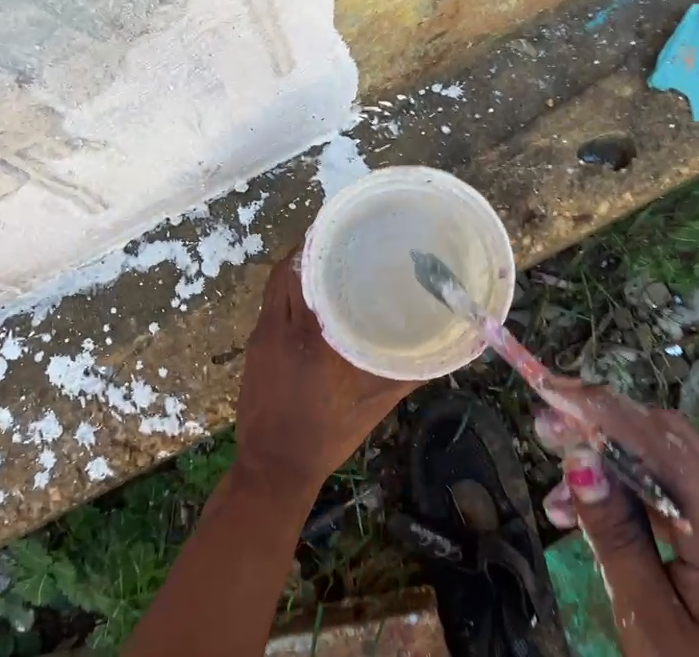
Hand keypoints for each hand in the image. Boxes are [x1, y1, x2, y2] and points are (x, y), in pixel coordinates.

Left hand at [231, 252, 421, 493]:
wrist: (272, 467)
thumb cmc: (326, 438)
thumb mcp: (372, 408)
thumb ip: (405, 376)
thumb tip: (445, 354)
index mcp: (311, 339)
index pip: (308, 276)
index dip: (320, 247)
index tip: (344, 229)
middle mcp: (281, 329)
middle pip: (285, 271)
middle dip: (306, 250)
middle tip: (336, 239)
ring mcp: (262, 337)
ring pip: (273, 286)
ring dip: (293, 269)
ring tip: (323, 260)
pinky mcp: (253, 347)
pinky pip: (269, 305)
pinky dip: (285, 291)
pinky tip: (307, 296)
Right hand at [533, 380, 698, 656]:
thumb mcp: (647, 620)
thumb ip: (615, 536)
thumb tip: (578, 457)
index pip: (658, 446)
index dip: (600, 410)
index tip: (546, 390)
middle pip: (670, 441)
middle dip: (603, 420)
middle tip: (544, 425)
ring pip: (672, 462)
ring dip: (613, 453)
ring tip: (557, 479)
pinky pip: (679, 494)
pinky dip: (632, 484)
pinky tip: (592, 507)